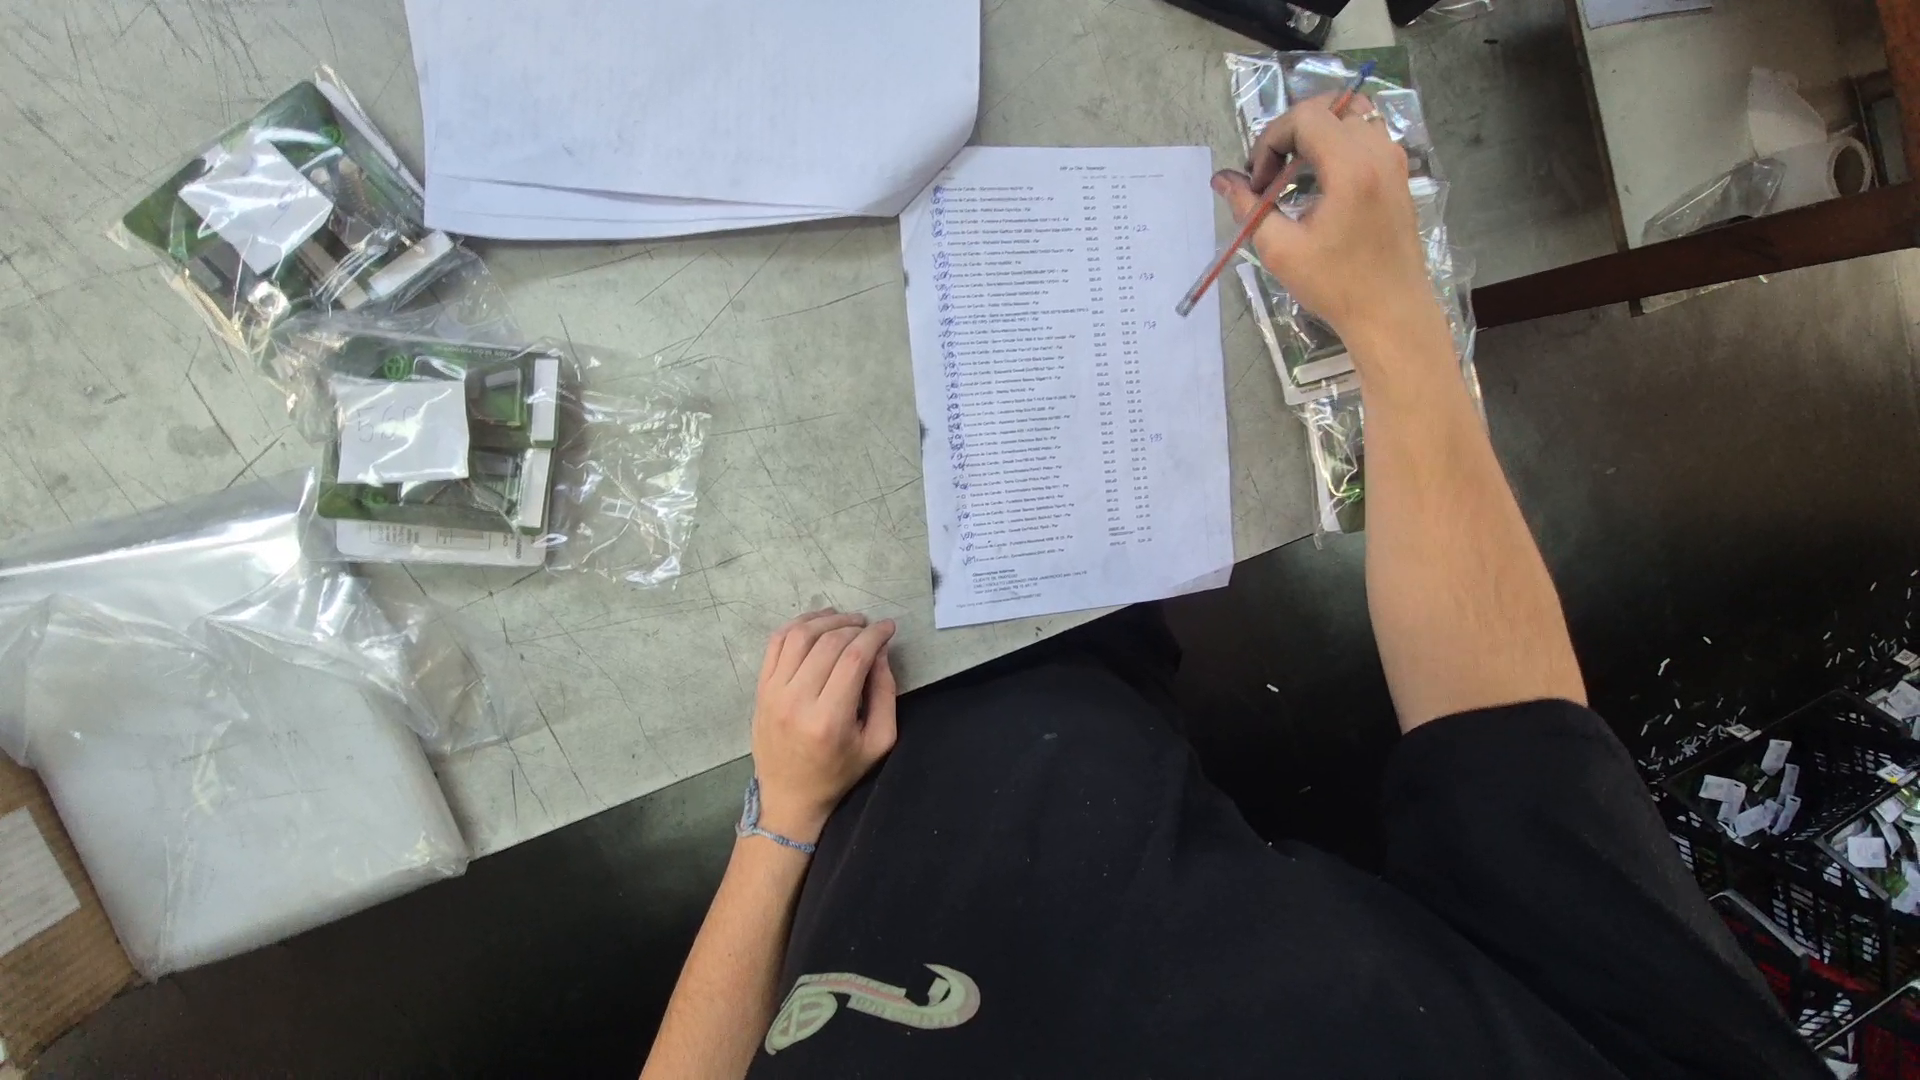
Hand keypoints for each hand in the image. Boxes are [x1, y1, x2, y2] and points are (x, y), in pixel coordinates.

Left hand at [749, 608, 898, 845]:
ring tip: (847, 620)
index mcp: (829, 719)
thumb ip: (885, 694)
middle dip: (855, 627)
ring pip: (800, 636)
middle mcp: (797, 701)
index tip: (888, 627)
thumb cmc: (838, 773)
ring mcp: (773, 693)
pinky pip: (776, 643)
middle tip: (870, 627)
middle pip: (828, 643)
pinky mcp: (761, 689)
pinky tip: (817, 623)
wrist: (789, 797)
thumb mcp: (878, 742)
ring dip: (827, 620)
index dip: (874, 636)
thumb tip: (880, 651)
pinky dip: (798, 625)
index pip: (854, 658)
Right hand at [1210, 93, 1441, 349]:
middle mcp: (1378, 151)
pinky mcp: (1398, 173)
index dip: (1270, 142)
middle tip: (1269, 176)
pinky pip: (1366, 135)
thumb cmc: (1334, 284)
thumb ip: (1249, 208)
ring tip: (1292, 175)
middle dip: (1289, 134)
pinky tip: (1318, 184)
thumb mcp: (1280, 250)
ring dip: (1314, 135)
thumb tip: (1222, 180)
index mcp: (1350, 166)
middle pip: (1328, 108)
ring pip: (1351, 115)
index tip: (1257, 183)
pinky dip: (1336, 145)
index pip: (1305, 117)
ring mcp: (1394, 159)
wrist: (1389, 309)